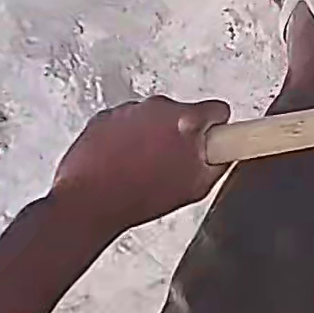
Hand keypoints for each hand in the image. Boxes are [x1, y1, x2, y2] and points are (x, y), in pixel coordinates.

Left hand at [49, 96, 229, 236]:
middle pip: (183, 112)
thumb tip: (225, 154)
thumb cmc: (139, 198)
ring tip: (141, 164)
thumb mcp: (198, 188)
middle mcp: (160, 107)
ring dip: (152, 132)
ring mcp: (130, 110)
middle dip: (180, 132)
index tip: (209, 138)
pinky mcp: (105, 116)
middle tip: (170, 160)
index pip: (218, 109)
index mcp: (187, 121)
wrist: (88, 205)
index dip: (216, 126)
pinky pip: (125, 121)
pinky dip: (125, 135)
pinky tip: (120, 160)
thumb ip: (219, 163)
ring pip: (153, 116)